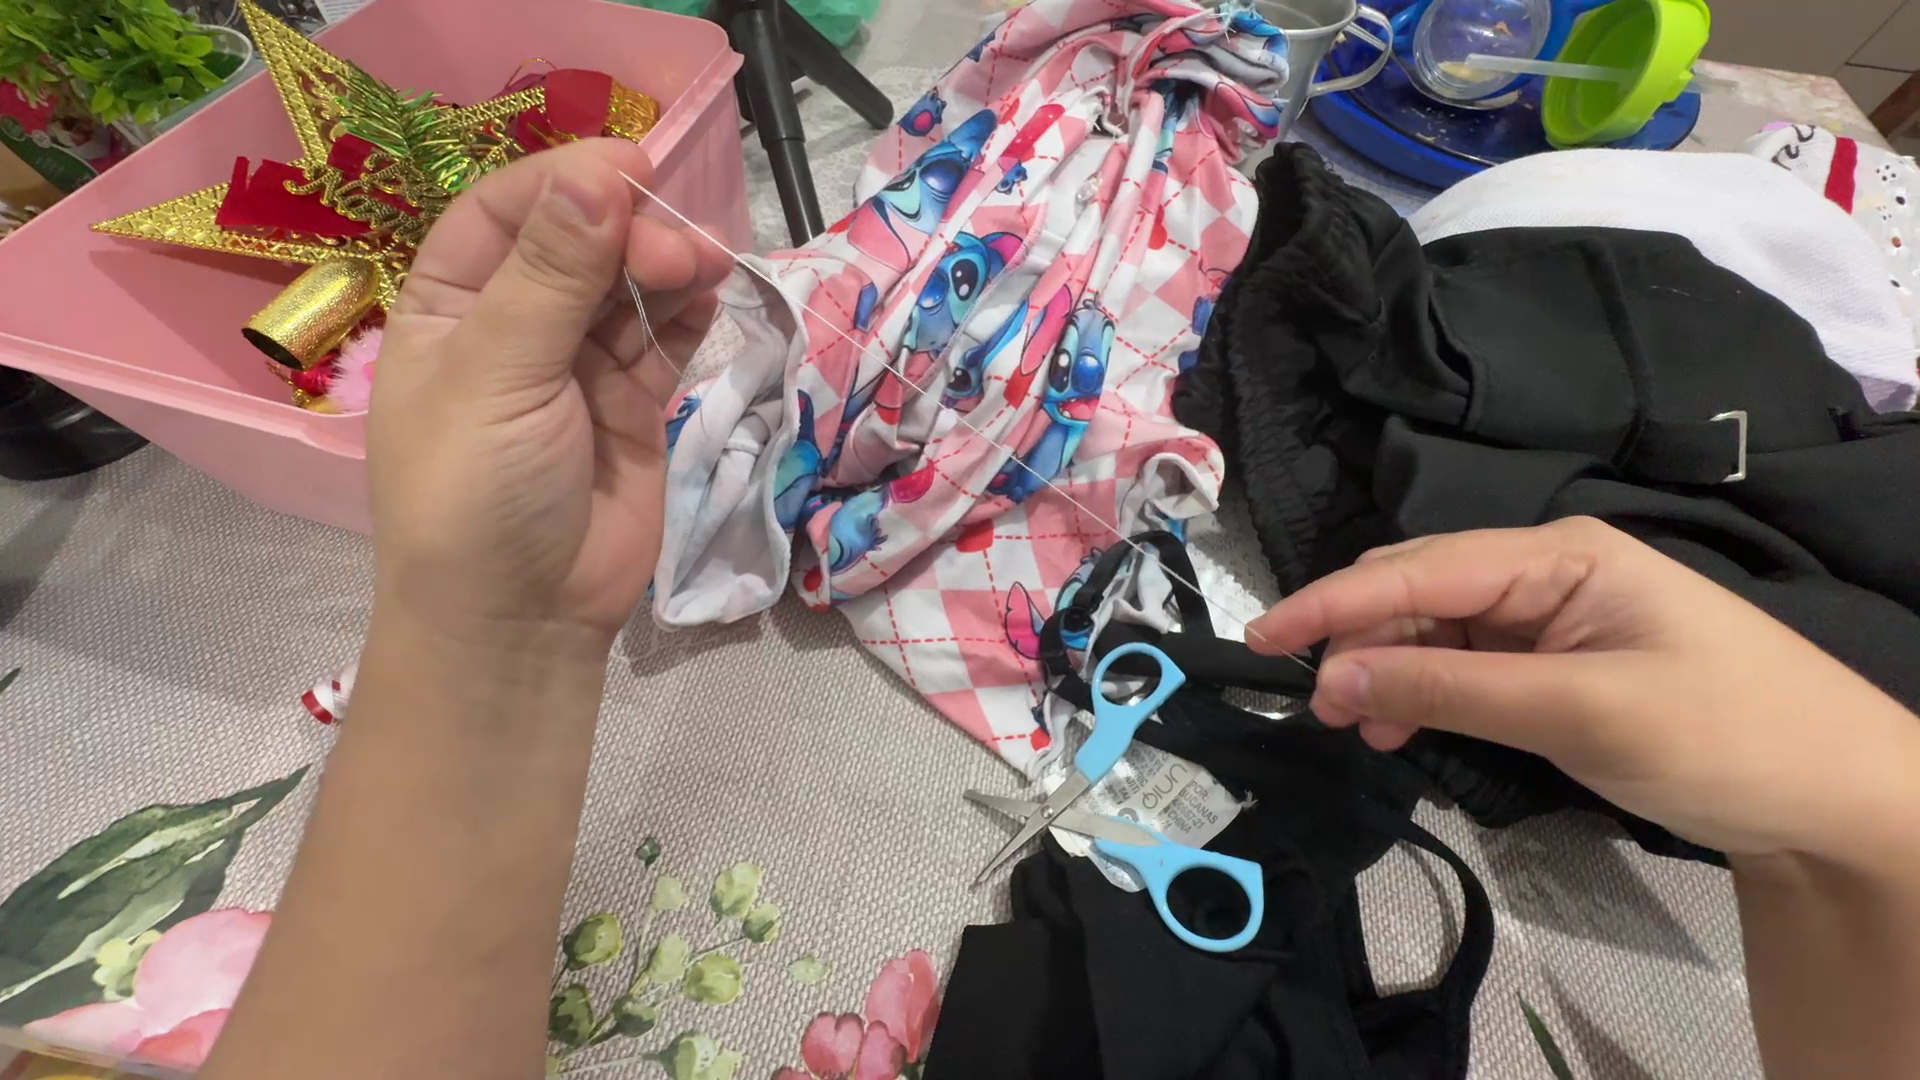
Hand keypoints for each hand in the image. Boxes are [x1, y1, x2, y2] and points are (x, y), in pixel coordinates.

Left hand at [370, 138, 730, 657]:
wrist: (528, 614)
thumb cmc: (479, 493)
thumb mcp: (502, 377)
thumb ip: (552, 279)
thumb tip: (596, 174)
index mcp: (452, 307)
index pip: (508, 215)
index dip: (567, 183)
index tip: (633, 167)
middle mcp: (519, 327)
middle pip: (581, 248)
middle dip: (630, 235)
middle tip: (679, 250)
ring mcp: (583, 369)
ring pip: (632, 294)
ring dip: (671, 271)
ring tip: (710, 266)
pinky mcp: (636, 406)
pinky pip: (666, 344)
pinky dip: (690, 317)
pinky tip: (714, 297)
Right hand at [1246, 518, 1919, 861]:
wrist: (1850, 812)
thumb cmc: (1733, 739)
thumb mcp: (1580, 711)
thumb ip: (1445, 687)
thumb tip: (1331, 675)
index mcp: (1555, 556)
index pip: (1415, 571)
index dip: (1330, 602)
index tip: (1262, 635)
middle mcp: (1537, 574)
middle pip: (1411, 592)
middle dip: (1351, 638)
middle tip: (1307, 693)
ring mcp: (1538, 618)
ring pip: (1423, 632)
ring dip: (1377, 671)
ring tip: (1345, 720)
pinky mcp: (1540, 662)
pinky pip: (1451, 666)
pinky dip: (1412, 694)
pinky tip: (1390, 727)